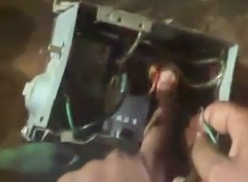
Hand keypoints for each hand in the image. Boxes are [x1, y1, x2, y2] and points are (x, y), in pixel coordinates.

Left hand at [60, 69, 182, 181]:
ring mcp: (92, 168)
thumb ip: (164, 175)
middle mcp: (120, 159)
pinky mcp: (68, 178)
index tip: (169, 76)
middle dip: (120, 179)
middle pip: (122, 164)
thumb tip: (179, 175)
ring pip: (96, 175)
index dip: (166, 103)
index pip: (160, 130)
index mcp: (148, 167)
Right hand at [188, 102, 247, 181]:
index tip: (189, 144)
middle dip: (217, 130)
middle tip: (204, 149)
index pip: (214, 109)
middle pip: (232, 118)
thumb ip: (201, 151)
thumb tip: (196, 136)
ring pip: (243, 133)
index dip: (198, 124)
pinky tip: (234, 169)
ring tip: (216, 163)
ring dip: (229, 143)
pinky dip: (241, 153)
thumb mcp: (218, 175)